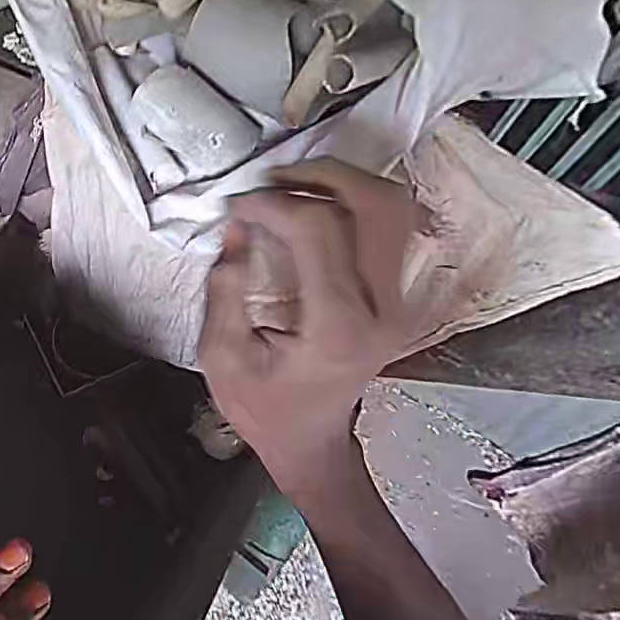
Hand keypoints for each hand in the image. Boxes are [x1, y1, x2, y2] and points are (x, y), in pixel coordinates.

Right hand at [198, 159, 420, 495]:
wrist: (310, 442)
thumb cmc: (262, 409)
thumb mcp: (221, 356)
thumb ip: (225, 290)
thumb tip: (238, 228)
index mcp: (335, 326)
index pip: (318, 232)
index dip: (274, 203)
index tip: (238, 205)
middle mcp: (381, 309)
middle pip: (377, 206)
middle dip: (322, 176)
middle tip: (274, 180)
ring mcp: (398, 302)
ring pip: (394, 210)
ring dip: (344, 184)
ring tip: (294, 188)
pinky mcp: (396, 298)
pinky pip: (388, 229)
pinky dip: (354, 204)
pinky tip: (315, 210)